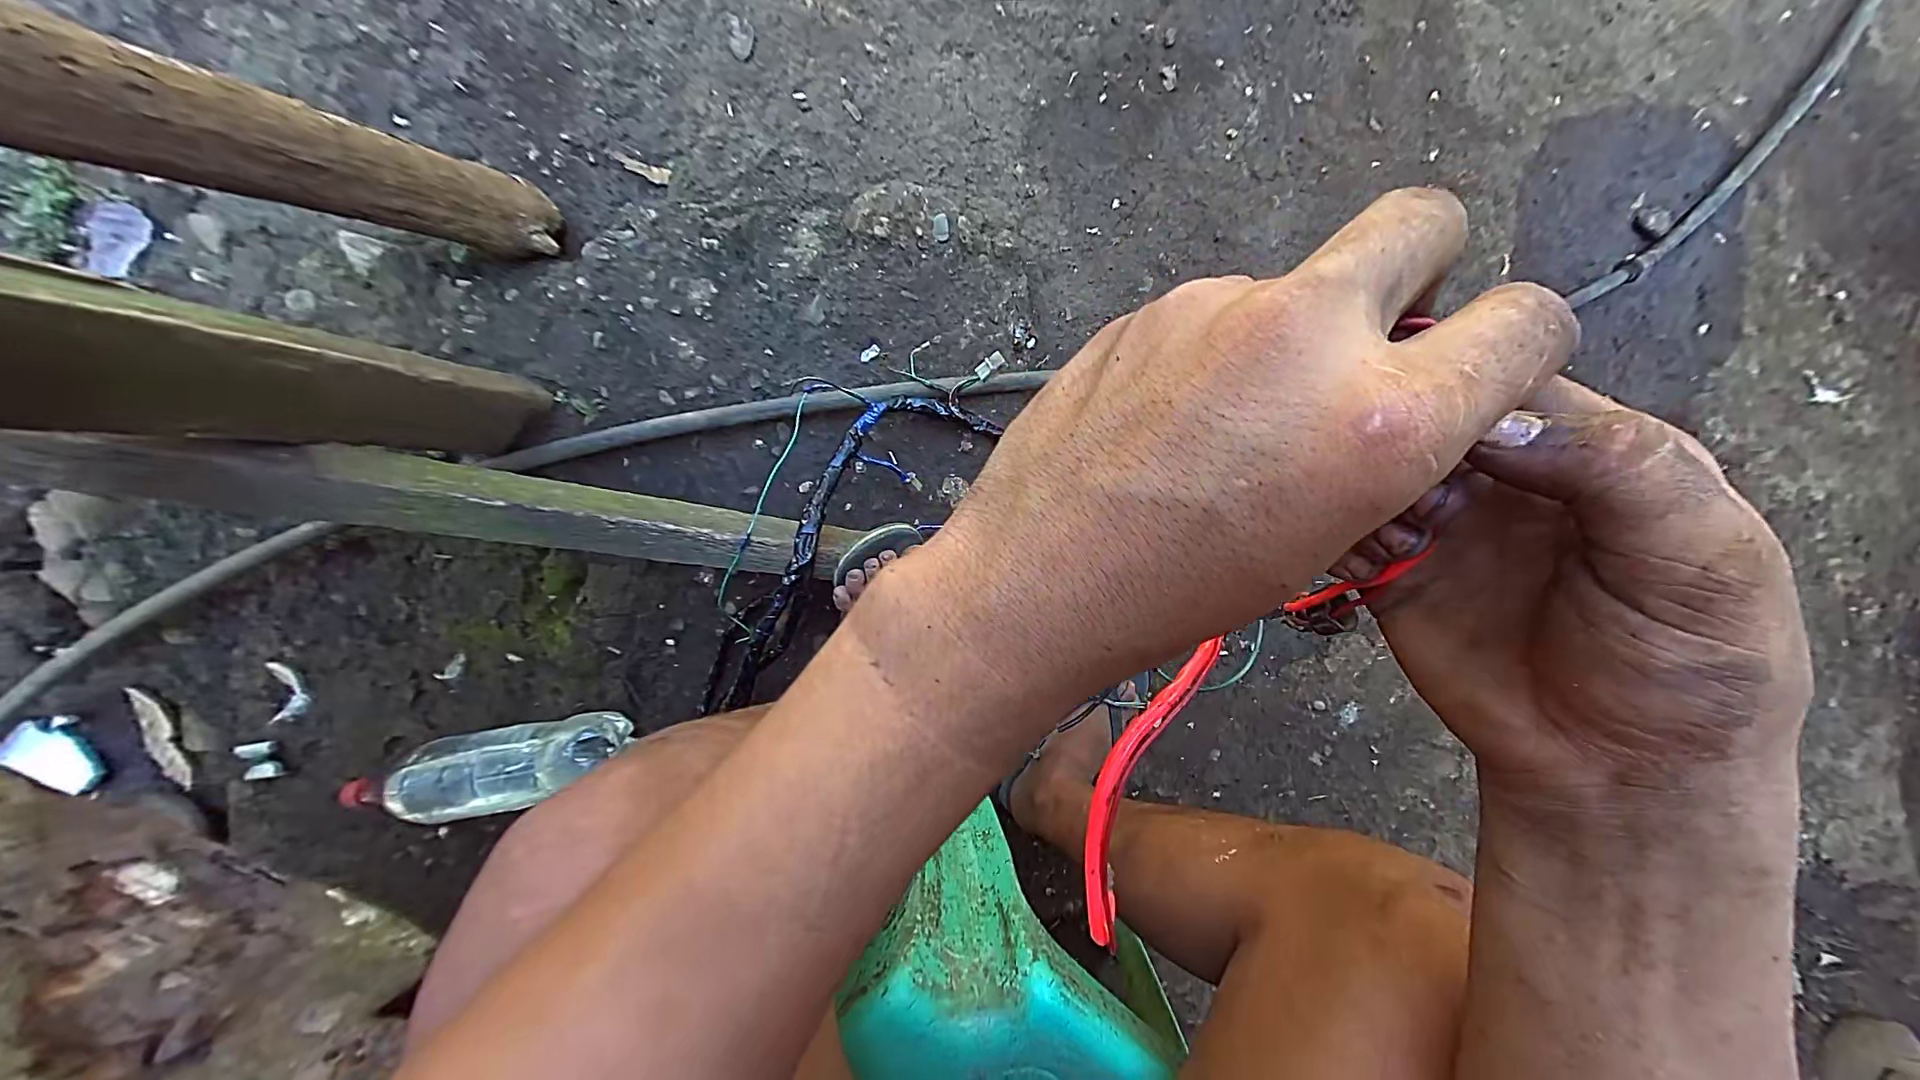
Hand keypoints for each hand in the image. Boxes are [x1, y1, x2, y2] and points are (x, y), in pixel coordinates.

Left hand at [915, 189, 1576, 698]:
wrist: (1039, 576)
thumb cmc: (1174, 593)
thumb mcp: (1321, 545)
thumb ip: (1384, 450)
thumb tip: (1405, 394)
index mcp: (1378, 418)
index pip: (1528, 321)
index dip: (1513, 349)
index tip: (1474, 374)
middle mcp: (1303, 333)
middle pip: (1421, 221)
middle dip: (1420, 272)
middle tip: (1368, 346)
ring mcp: (1210, 305)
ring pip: (1294, 283)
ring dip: (1289, 334)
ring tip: (1225, 419)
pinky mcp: (1143, 310)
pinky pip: (1210, 313)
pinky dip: (1211, 350)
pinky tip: (1165, 414)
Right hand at [1348, 377, 1811, 801]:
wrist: (1613, 771)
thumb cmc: (1689, 665)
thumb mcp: (1703, 556)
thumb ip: (1621, 469)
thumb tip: (1495, 425)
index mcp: (1586, 451)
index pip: (1508, 379)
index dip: (1464, 376)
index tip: (1428, 403)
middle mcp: (1501, 479)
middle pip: (1424, 419)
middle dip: (1398, 435)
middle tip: (1395, 473)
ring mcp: (1439, 526)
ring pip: (1374, 472)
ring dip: (1363, 487)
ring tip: (1391, 532)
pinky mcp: (1390, 572)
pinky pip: (1344, 534)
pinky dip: (1335, 534)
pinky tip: (1365, 558)